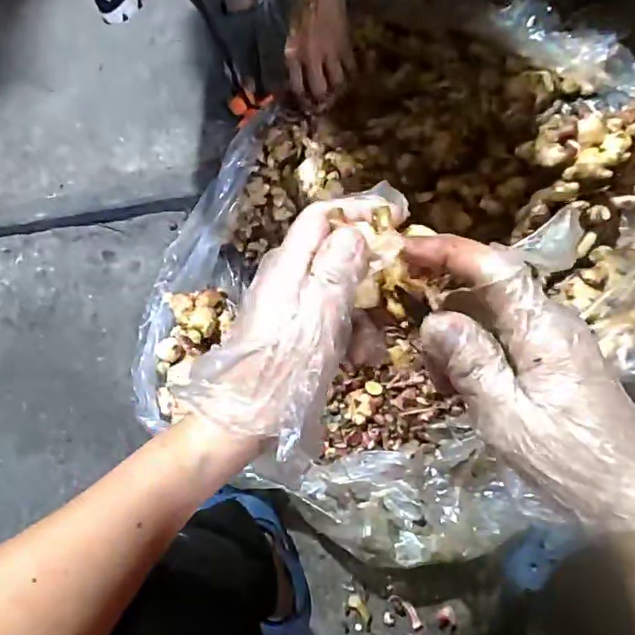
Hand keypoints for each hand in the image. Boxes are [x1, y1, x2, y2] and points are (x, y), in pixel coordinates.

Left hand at [174, 194, 401, 460]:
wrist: (237, 423)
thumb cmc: (279, 376)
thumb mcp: (317, 323)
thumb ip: (334, 274)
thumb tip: (354, 230)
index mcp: (286, 268)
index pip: (319, 216)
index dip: (357, 210)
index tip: (396, 218)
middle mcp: (282, 278)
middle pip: (330, 251)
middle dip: (366, 270)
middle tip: (393, 292)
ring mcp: (283, 305)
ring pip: (332, 288)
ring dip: (359, 311)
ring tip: (372, 347)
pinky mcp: (286, 329)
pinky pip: (323, 316)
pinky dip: (345, 332)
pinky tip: (357, 359)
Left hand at [284, 0, 355, 106]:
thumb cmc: (297, 5)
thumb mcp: (286, 35)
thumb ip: (291, 57)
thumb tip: (293, 77)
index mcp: (293, 55)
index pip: (297, 88)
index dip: (301, 100)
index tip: (304, 103)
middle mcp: (312, 58)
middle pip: (319, 91)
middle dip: (321, 100)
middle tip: (323, 101)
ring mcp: (331, 52)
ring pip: (338, 83)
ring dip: (337, 89)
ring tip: (336, 89)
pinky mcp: (346, 43)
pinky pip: (352, 67)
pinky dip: (352, 74)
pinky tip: (351, 75)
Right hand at [404, 235, 634, 533]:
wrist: (633, 497)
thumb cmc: (569, 461)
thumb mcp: (507, 419)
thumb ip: (471, 364)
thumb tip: (433, 318)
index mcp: (543, 329)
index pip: (495, 267)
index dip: (449, 251)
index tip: (405, 249)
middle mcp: (552, 322)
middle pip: (489, 286)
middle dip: (442, 296)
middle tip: (406, 329)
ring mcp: (555, 341)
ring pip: (492, 313)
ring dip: (454, 330)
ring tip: (432, 374)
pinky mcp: (554, 361)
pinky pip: (503, 337)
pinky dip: (472, 350)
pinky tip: (456, 384)